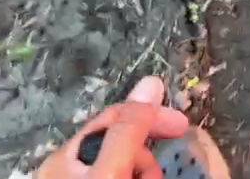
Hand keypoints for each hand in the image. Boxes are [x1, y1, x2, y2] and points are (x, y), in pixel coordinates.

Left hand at [36, 76, 190, 178]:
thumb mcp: (111, 171)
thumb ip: (129, 130)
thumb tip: (151, 81)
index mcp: (67, 155)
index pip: (118, 116)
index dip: (154, 115)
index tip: (182, 126)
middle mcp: (68, 167)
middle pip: (121, 140)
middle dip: (147, 153)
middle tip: (160, 173)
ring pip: (123, 163)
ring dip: (144, 171)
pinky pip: (119, 176)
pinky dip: (136, 177)